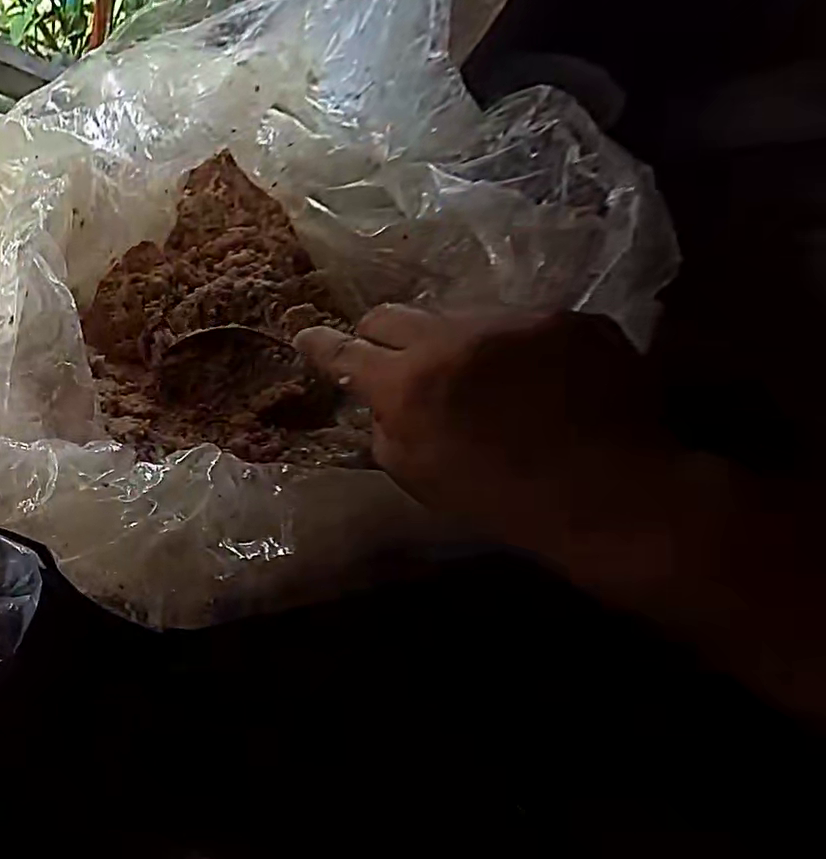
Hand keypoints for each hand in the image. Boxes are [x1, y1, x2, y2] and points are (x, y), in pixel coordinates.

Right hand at [293, 306, 677, 554]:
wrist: (605, 489)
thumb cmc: (487, 491)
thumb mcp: (406, 466)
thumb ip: (382, 421)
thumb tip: (379, 398)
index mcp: (407, 383)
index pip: (344, 352)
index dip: (319, 344)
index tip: (305, 336)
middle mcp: (456, 339)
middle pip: (392, 315)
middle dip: (377, 335)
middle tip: (386, 359)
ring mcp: (518, 322)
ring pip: (454, 315)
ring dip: (445, 341)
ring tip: (466, 374)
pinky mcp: (571, 320)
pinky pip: (513, 323)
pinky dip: (500, 346)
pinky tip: (519, 377)